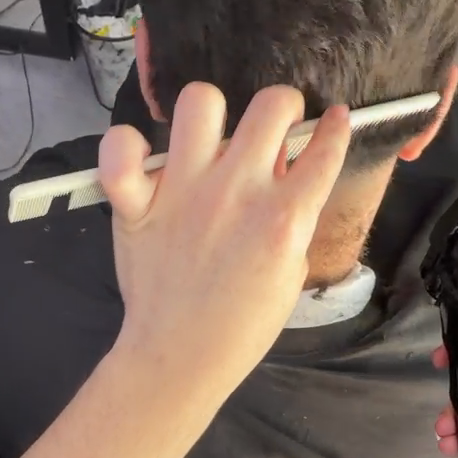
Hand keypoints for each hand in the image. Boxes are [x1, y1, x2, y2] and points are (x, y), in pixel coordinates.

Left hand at [99, 82, 351, 396]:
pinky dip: (127, 147)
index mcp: (285, 217)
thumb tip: (282, 173)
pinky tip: (144, 163)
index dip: (336, 128)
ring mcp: (183, 191)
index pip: (325, 150)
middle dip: (282, 108)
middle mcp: (238, 191)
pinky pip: (121, 147)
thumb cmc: (243, 325)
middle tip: (273, 130)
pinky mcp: (137, 203)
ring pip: (201, 101)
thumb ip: (293, 220)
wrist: (182, 356)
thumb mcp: (291, 274)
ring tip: (210, 141)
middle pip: (271, 106)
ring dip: (211, 115)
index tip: (333, 119)